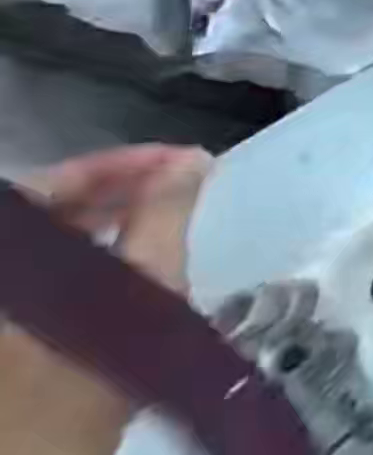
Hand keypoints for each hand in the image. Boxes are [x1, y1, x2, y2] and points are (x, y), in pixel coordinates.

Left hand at [0, 145, 211, 454]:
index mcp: (3, 270)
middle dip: (107, 186)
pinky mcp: (11, 320)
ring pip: (32, 240)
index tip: (180, 157)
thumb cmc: (83, 379)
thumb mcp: (138, 295)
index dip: (110, 164)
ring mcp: (1, 296)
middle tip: (179, 176)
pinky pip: (30, 268)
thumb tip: (189, 161)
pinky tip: (119, 245)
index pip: (36, 190)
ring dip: (93, 214)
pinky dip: (74, 247)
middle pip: (28, 213)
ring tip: (160, 205)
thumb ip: (161, 219)